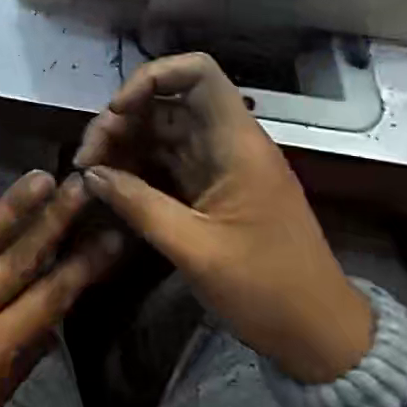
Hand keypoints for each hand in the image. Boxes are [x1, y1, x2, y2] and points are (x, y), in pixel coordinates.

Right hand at [74, 53, 371, 383]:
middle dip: (124, 120)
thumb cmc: (267, 288)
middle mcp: (229, 143)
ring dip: (127, 145)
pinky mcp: (215, 192)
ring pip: (166, 134)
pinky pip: (171, 164)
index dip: (152, 77)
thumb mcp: (196, 249)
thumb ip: (139, 205)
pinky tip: (112, 187)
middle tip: (87, 159)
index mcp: (237, 142)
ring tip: (92, 174)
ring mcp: (222, 168)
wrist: (319, 333)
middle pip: (170, 103)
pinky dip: (141, 170)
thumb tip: (91, 175)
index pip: (198, 73)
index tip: (117, 111)